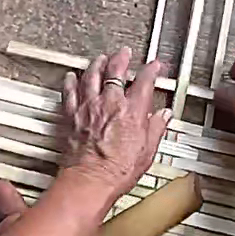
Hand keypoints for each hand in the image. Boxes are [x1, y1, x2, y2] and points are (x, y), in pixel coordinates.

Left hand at [59, 48, 171, 198]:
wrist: (90, 182)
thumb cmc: (117, 170)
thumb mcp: (148, 150)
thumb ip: (156, 128)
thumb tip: (164, 116)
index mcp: (132, 111)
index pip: (144, 82)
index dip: (151, 70)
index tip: (154, 66)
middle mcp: (110, 105)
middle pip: (115, 72)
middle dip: (121, 59)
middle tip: (124, 53)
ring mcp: (89, 109)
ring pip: (91, 77)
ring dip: (97, 65)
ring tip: (100, 58)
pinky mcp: (72, 117)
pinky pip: (70, 93)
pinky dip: (72, 82)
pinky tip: (72, 77)